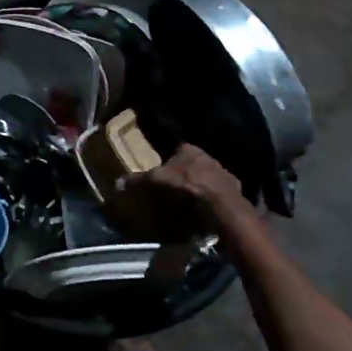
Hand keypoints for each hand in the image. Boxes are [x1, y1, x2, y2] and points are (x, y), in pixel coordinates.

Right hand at [115, 144, 263, 249]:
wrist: (219, 201)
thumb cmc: (186, 184)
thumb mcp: (156, 180)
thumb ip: (138, 179)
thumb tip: (117, 182)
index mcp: (189, 150)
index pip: (179, 147)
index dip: (172, 156)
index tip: (166, 166)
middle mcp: (208, 156)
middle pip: (194, 161)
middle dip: (187, 169)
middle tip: (177, 181)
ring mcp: (223, 171)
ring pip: (209, 174)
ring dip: (202, 181)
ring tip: (191, 194)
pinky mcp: (234, 187)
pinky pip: (220, 188)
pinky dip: (213, 194)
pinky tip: (206, 203)